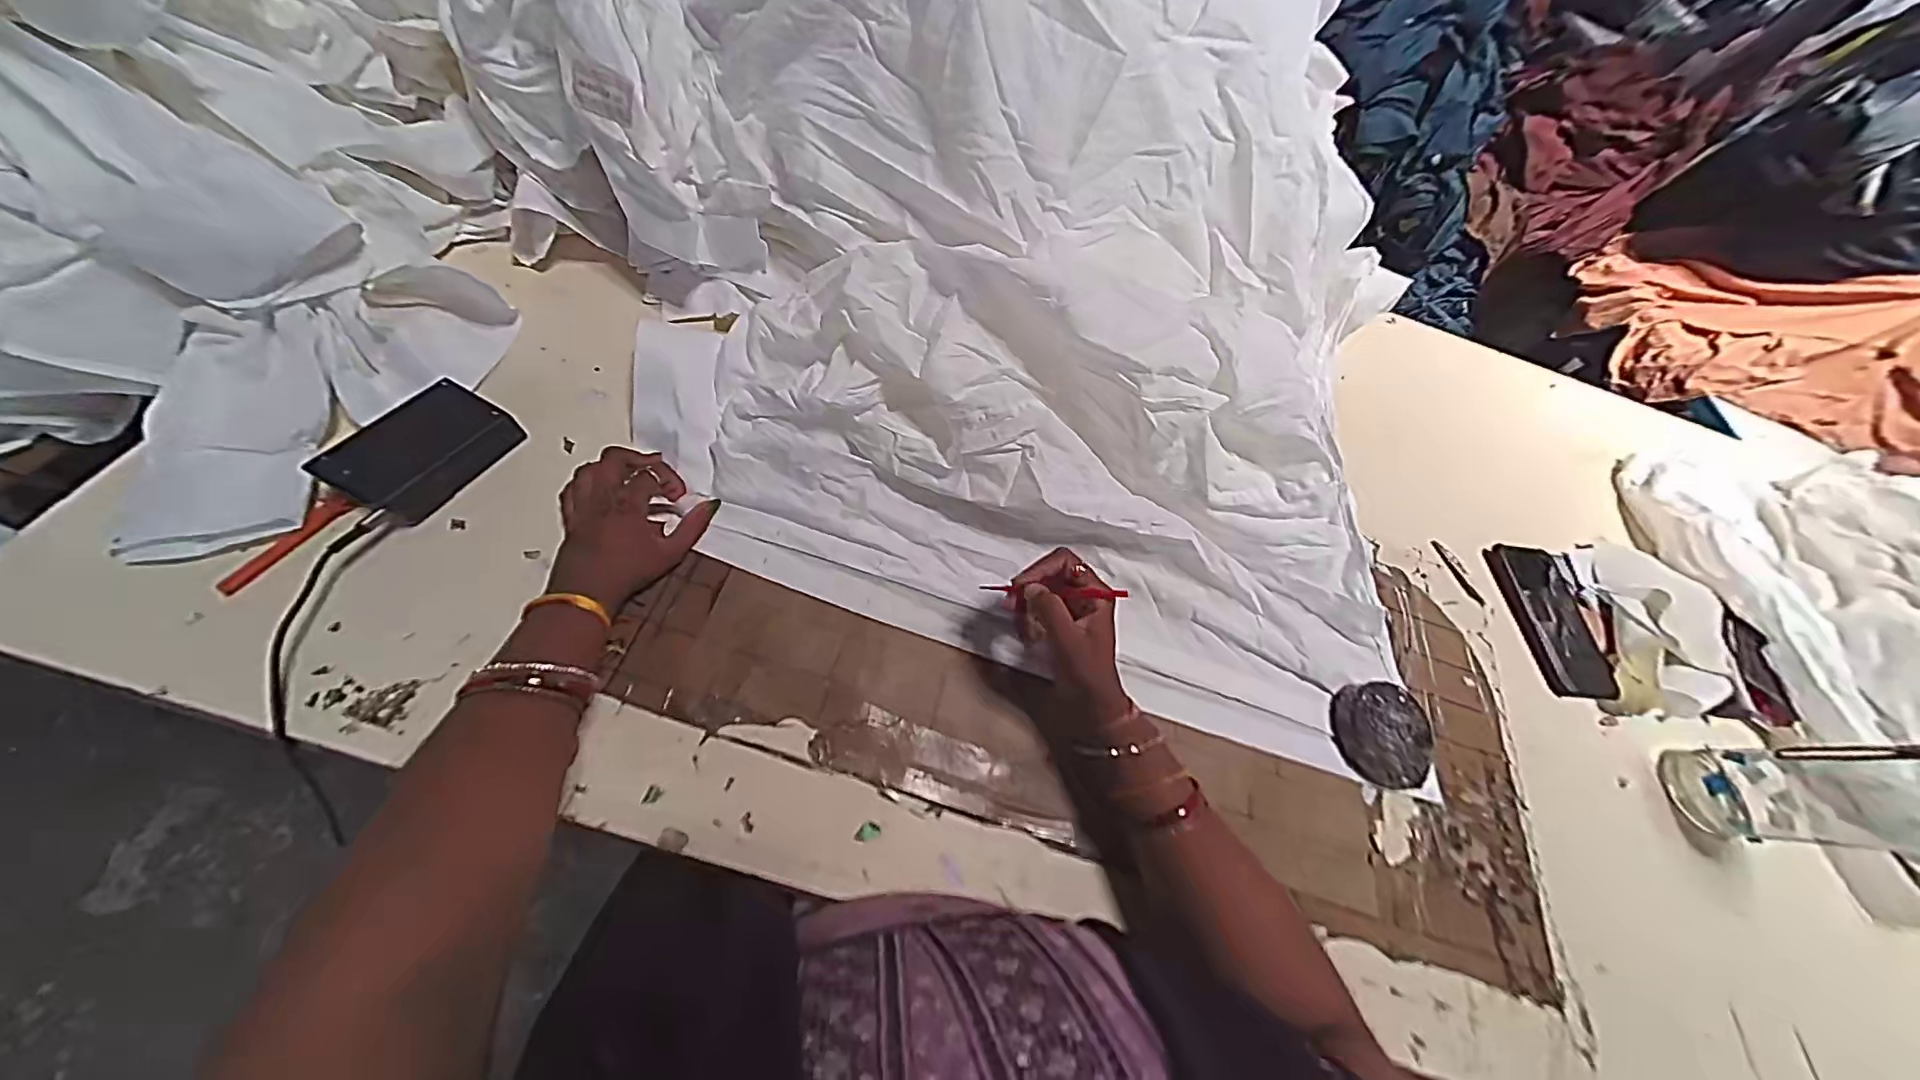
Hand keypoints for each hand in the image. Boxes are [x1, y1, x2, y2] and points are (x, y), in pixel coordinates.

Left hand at [546, 448, 718, 610]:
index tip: (677, 495)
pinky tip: (596, 488)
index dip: (668, 480)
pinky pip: (572, 489)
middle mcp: (602, 500)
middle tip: (652, 465)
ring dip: (610, 466)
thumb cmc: (625, 574)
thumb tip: (708, 507)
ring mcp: (583, 507)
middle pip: (615, 459)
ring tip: (625, 470)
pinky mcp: (571, 517)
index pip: (650, 475)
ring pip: (590, 469)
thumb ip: (693, 527)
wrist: (588, 593)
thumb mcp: (671, 553)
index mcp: (627, 505)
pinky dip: (586, 482)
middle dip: (637, 458)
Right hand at [1011, 547, 1130, 723]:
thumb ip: (1049, 607)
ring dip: (1028, 607)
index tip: (1022, 585)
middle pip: (1051, 575)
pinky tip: (1029, 636)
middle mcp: (1085, 598)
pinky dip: (1030, 619)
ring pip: (1042, 593)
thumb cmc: (1088, 673)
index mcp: (1096, 594)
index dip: (1041, 569)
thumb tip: (1031, 587)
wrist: (1092, 705)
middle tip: (1012, 604)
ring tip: (1024, 627)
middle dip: (1030, 589)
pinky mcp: (1061, 625)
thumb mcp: (1067, 637)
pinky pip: (1040, 611)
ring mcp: (1073, 611)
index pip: (1066, 563)